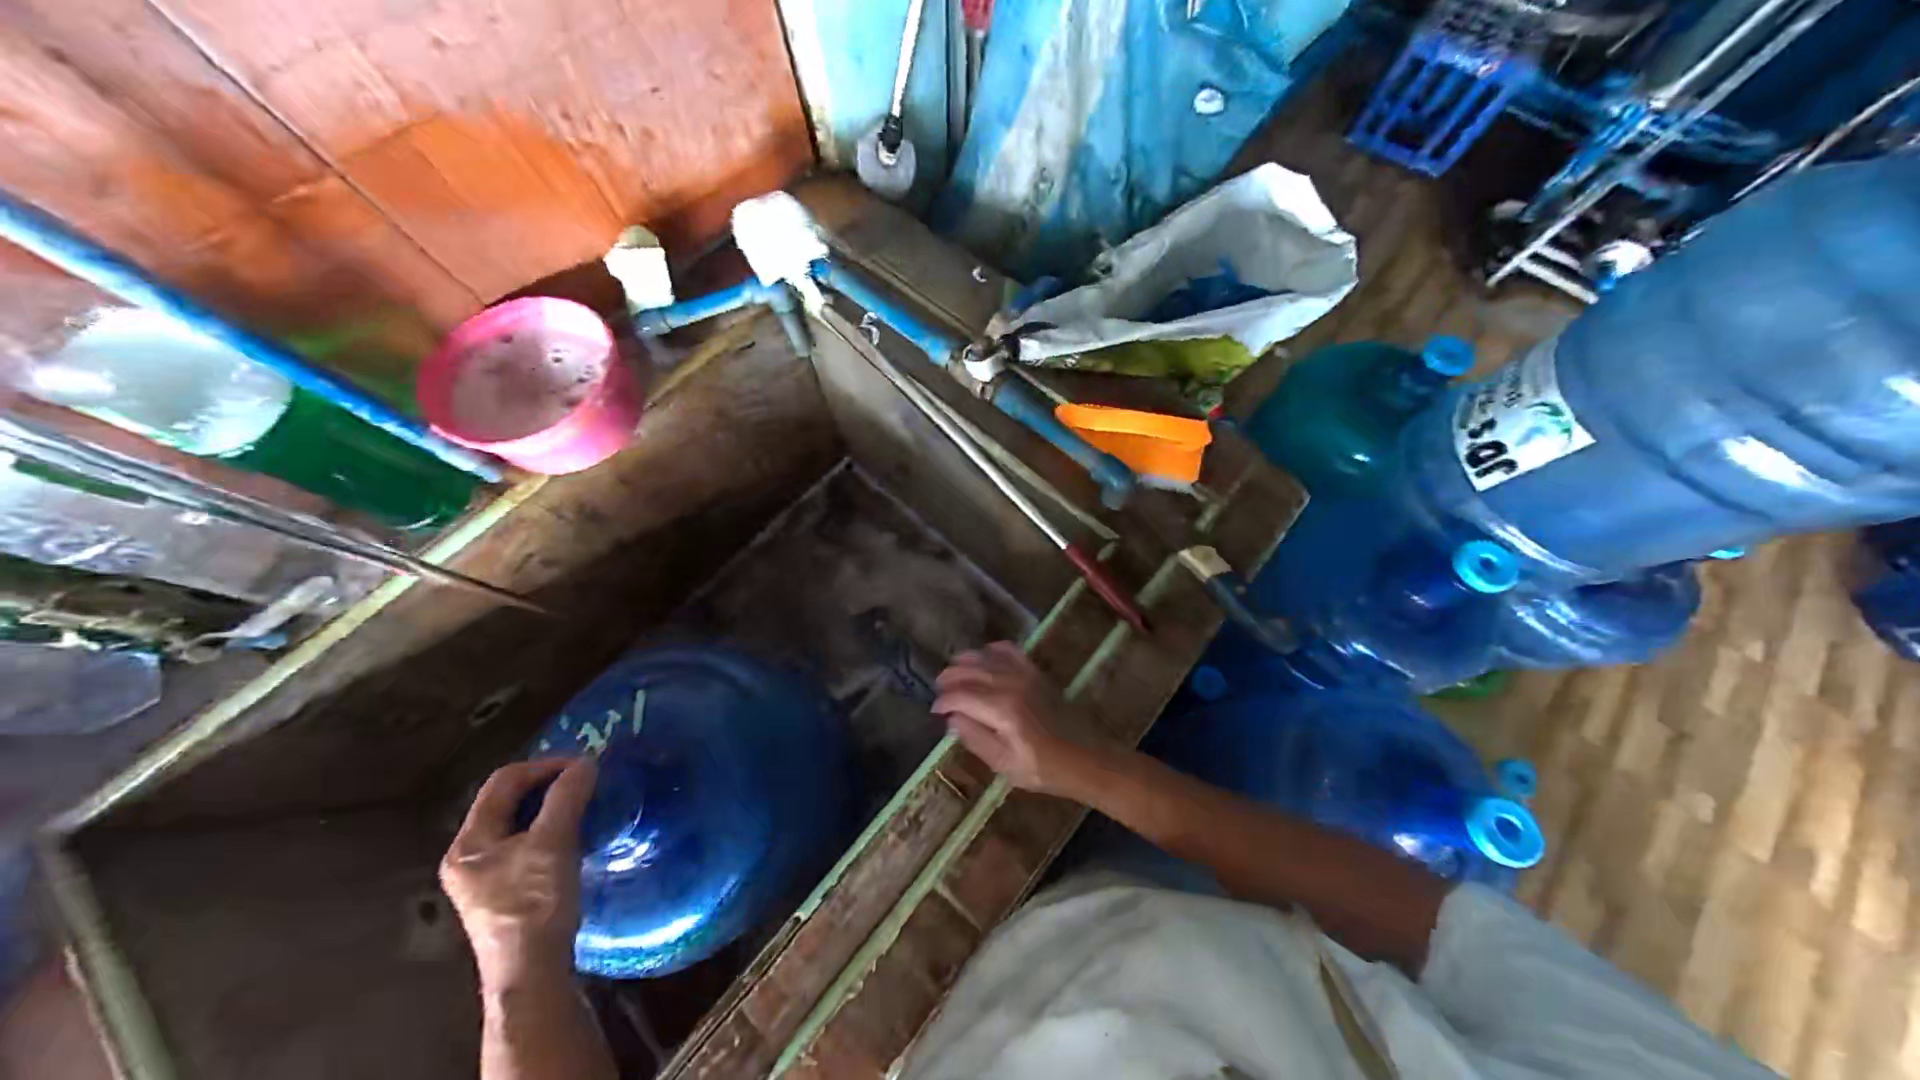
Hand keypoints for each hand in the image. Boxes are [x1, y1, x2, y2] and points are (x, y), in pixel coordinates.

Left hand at [441, 758, 597, 989]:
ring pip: (520, 822)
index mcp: (469, 843)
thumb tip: (586, 763)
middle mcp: (470, 856)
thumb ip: (566, 798)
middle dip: (548, 784)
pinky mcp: (506, 891)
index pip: (503, 782)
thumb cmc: (535, 905)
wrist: (531, 973)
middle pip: (508, 801)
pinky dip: (552, 828)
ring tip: (586, 802)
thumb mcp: (552, 844)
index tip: (583, 766)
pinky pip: (527, 843)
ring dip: (552, 806)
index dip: (544, 766)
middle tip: (586, 780)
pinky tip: (576, 833)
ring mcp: (486, 876)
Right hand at [933, 642, 1100, 798]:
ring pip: (986, 657)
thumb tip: (952, 719)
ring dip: (966, 662)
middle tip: (938, 689)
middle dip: (950, 678)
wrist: (1087, 759)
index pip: (961, 696)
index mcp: (1002, 710)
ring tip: (953, 672)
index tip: (934, 710)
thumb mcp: (1005, 765)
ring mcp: (1026, 675)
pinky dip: (993, 650)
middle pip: (970, 671)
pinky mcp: (1037, 673)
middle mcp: (1011, 685)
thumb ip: (976, 739)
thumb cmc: (1045, 769)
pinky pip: (1010, 651)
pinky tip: (984, 656)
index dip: (943, 701)